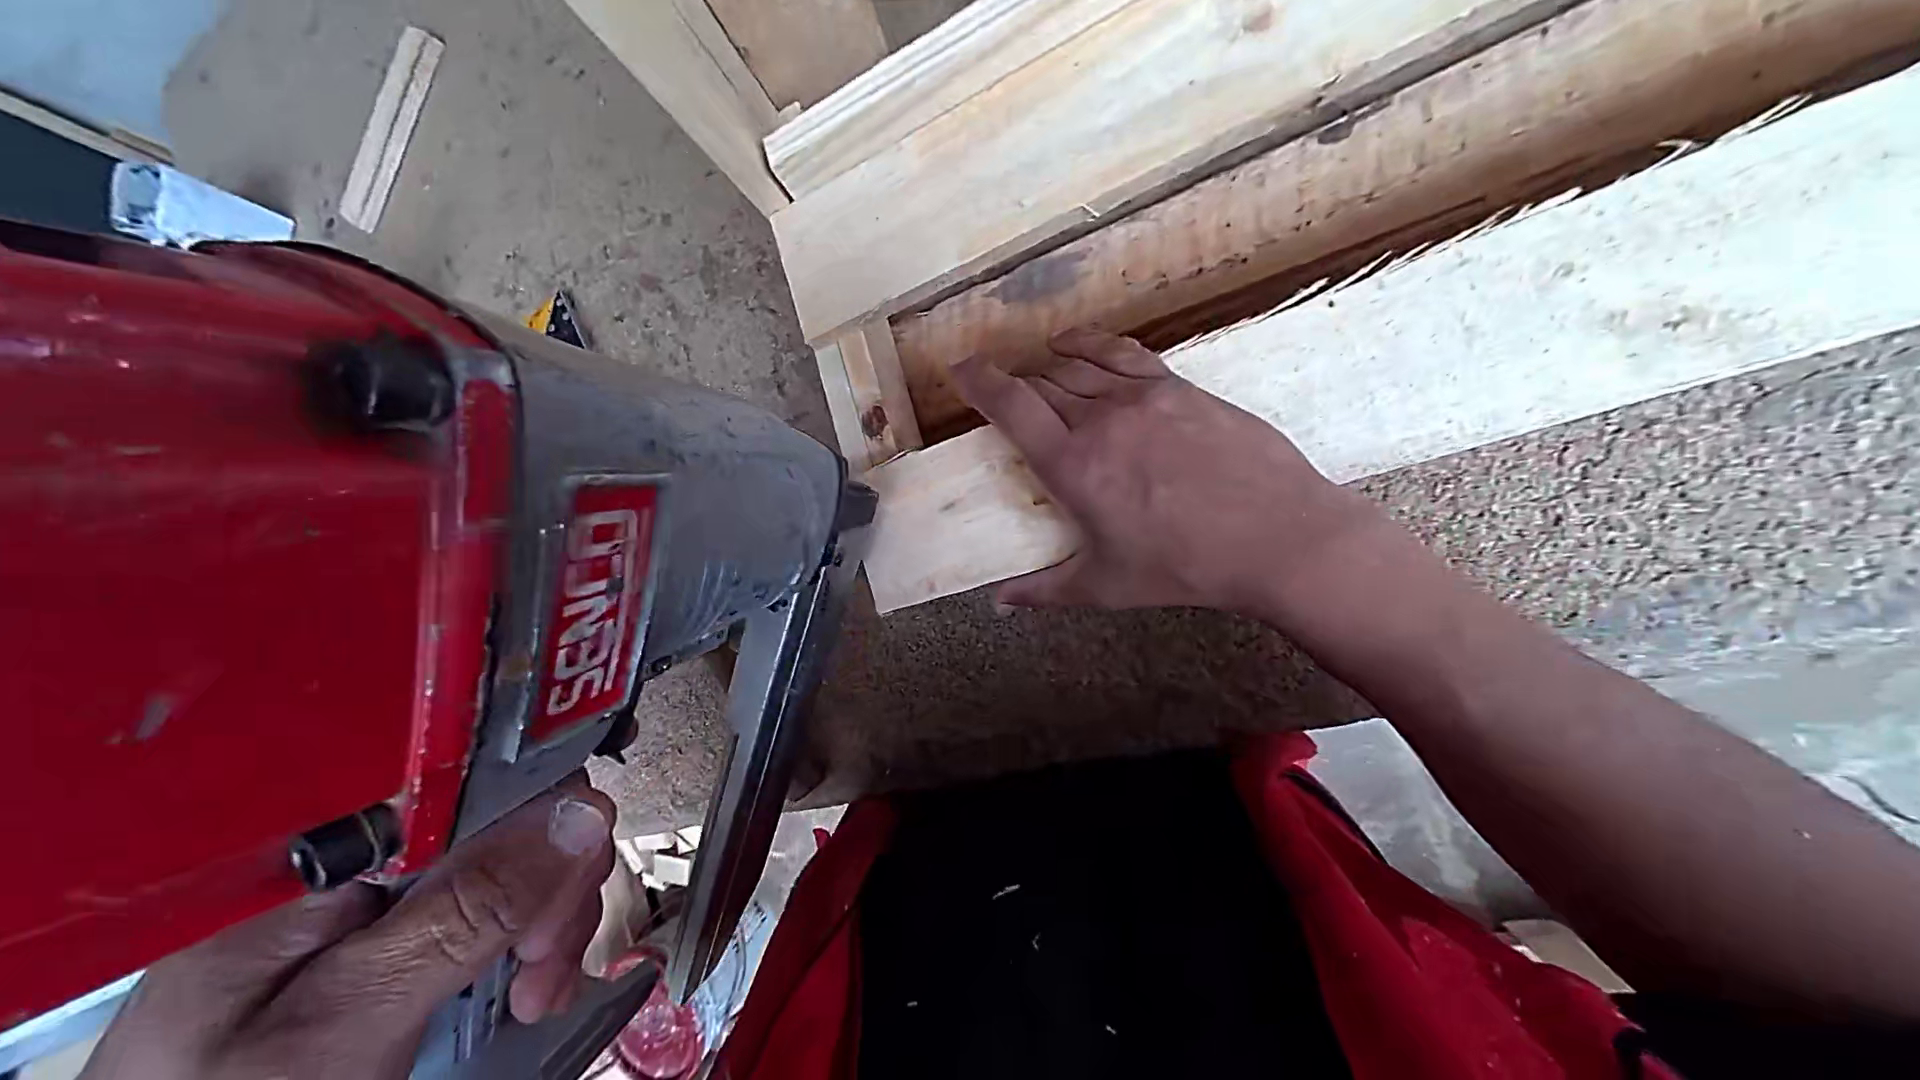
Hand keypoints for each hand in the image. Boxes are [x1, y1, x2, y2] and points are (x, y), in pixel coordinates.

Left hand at [82, 777, 616, 1079]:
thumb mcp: (349, 1018)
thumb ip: (464, 912)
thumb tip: (584, 810)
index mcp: (329, 840)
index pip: (472, 767)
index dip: (546, 800)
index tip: (574, 873)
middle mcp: (370, 842)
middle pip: (513, 807)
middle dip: (555, 878)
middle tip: (543, 960)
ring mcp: (401, 880)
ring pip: (530, 847)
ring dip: (557, 914)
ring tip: (537, 991)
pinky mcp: (424, 915)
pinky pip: (518, 891)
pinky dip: (544, 933)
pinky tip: (532, 982)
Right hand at [953, 329, 1379, 614]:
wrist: (1276, 537)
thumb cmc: (1184, 567)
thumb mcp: (1105, 585)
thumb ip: (1043, 591)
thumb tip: (998, 604)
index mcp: (1074, 466)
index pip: (1011, 405)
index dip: (978, 381)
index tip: (960, 369)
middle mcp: (1101, 420)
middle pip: (1041, 383)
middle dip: (1014, 385)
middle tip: (1003, 395)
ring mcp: (1143, 397)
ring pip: (1078, 364)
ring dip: (1048, 366)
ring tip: (1036, 370)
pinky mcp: (1179, 387)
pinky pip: (1122, 353)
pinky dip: (1091, 344)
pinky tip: (1077, 345)